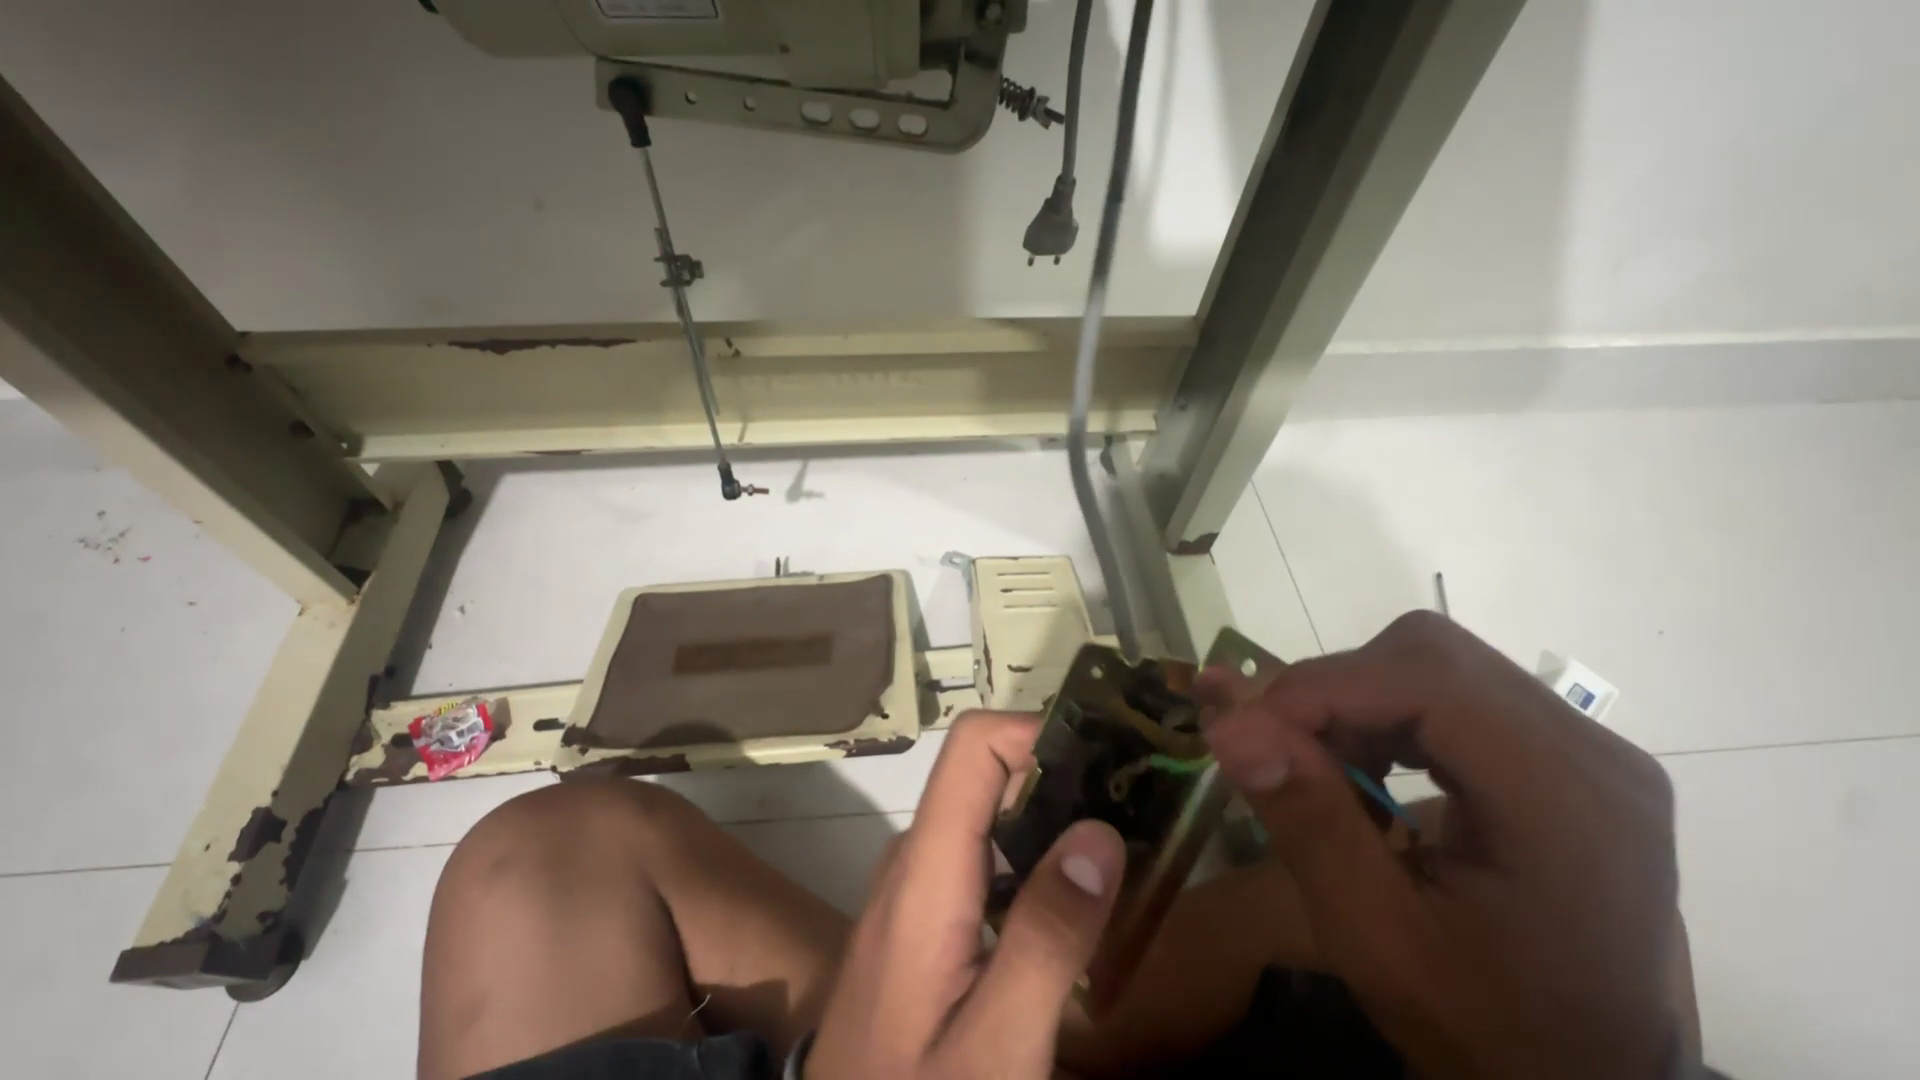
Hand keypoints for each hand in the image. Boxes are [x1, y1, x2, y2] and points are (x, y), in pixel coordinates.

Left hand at [807, 712, 1126, 1077]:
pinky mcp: (920, 925)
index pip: (972, 747)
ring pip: (986, 823)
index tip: (1108, 762)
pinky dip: (1032, 866)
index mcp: (925, 873)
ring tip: (1122, 856)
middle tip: (1138, 812)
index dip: (1037, 732)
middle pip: (985, 778)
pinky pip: (980, 865)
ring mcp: (912, 894)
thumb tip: (1099, 830)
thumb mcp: (997, 1042)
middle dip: (1062, 780)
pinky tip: (1075, 908)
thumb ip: (1047, 937)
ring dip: (1053, 826)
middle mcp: (912, 864)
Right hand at [1199, 612, 1680, 1079]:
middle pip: (1432, 656)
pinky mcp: (1565, 759)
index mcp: (1566, 799)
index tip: (1242, 731)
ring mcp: (1586, 750)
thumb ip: (1310, 824)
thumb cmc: (1487, 1028)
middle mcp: (1592, 751)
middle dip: (1336, 694)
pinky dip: (1388, 720)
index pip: (1430, 680)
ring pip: (1436, 666)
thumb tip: (1227, 723)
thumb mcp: (1380, 943)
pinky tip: (1371, 780)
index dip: (1321, 687)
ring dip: (1357, 706)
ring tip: (1326, 781)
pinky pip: (1455, 697)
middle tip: (1282, 760)